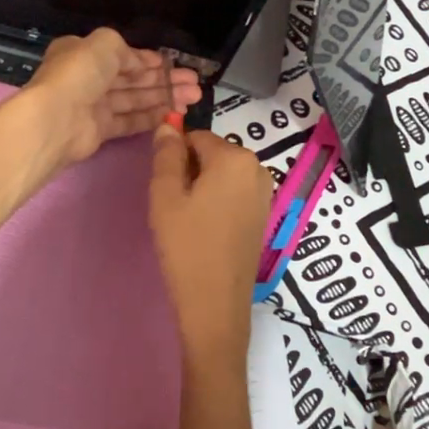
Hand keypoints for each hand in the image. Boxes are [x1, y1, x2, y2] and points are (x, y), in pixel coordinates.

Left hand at [23, 28, 201, 168]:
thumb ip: (127, 50)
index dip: (151, 60)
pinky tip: (175, 114)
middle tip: (195, 84)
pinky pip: (130, 121)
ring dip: (164, 97)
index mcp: (83, 53)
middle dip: (164, 80)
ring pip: (135, 100)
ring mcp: (94, 105)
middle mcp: (88, 78)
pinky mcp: (100, 130)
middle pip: (132, 78)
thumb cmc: (79, 73)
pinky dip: (152, 116)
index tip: (176, 65)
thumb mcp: (105, 43)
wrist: (56, 118)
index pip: (123, 55)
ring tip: (194, 98)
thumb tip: (142, 63)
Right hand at [148, 124, 273, 363]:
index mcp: (235, 157)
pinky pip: (234, 194)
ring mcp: (265, 194)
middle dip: (190, 171)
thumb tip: (168, 124)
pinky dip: (216, 204)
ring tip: (188, 221)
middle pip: (211, 154)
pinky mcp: (264, 216)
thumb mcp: (165, 195)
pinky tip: (204, 231)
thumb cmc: (186, 245)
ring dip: (202, 188)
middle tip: (174, 207)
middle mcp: (258, 168)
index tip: (164, 187)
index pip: (195, 136)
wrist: (215, 304)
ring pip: (222, 175)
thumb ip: (166, 154)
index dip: (173, 157)